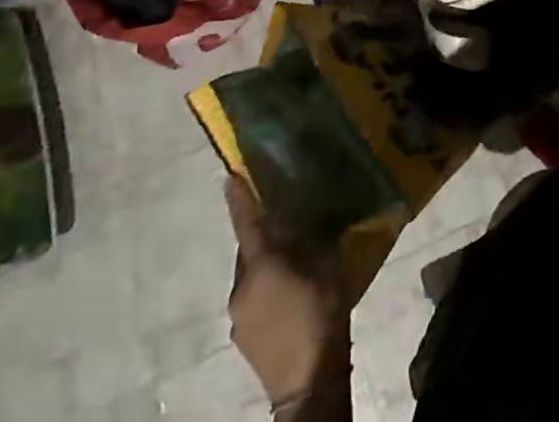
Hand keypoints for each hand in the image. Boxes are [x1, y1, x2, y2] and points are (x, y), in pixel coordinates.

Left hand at [224, 178, 345, 409]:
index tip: (229, 176)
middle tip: (284, 231)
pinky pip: (251, 301)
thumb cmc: (322, 316)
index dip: (239, 200)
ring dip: (266, 269)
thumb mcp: (329, 269)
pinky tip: (287, 302)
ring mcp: (236, 314)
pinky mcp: (240, 336)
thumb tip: (314, 217)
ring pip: (250, 278)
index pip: (247, 224)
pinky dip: (265, 293)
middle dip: (263, 239)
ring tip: (292, 271)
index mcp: (262, 265)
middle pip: (249, 252)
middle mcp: (240, 286)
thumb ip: (318, 240)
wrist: (307, 382)